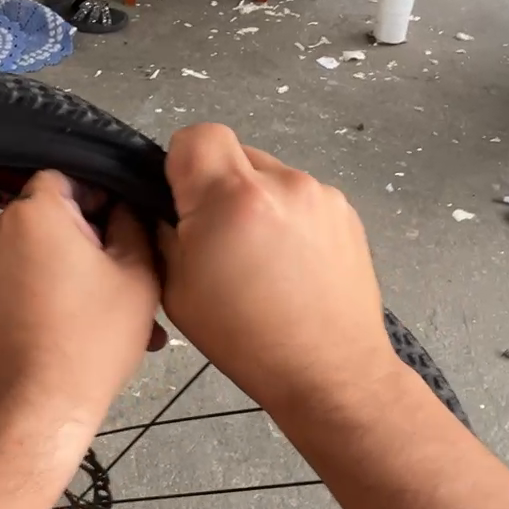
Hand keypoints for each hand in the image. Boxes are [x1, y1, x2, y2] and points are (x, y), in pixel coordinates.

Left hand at [0, 171, 160, 435]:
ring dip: (87, 270)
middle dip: (100, 238)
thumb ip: (133, 223)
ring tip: (127, 313)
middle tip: (138, 275)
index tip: (133, 226)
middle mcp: (1, 226)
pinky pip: (33, 274)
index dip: (106, 194)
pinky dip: (63, 289)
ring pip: (50, 248)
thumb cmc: (91, 338)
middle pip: (59, 212)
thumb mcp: (137, 273)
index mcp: (35, 210)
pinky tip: (97, 326)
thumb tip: (123, 206)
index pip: (72, 174)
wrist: (36, 409)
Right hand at [158, 124, 401, 410]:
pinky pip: (298, 194)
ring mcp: (319, 194)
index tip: (182, 198)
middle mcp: (281, 183)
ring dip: (252, 200)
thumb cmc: (247, 341)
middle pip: (232, 152)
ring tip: (259, 256)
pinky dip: (284, 215)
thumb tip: (163, 205)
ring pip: (266, 173)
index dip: (180, 162)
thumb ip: (164, 232)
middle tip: (218, 237)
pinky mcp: (345, 210)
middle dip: (216, 185)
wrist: (330, 372)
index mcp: (232, 200)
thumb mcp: (176, 289)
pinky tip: (288, 261)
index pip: (195, 135)